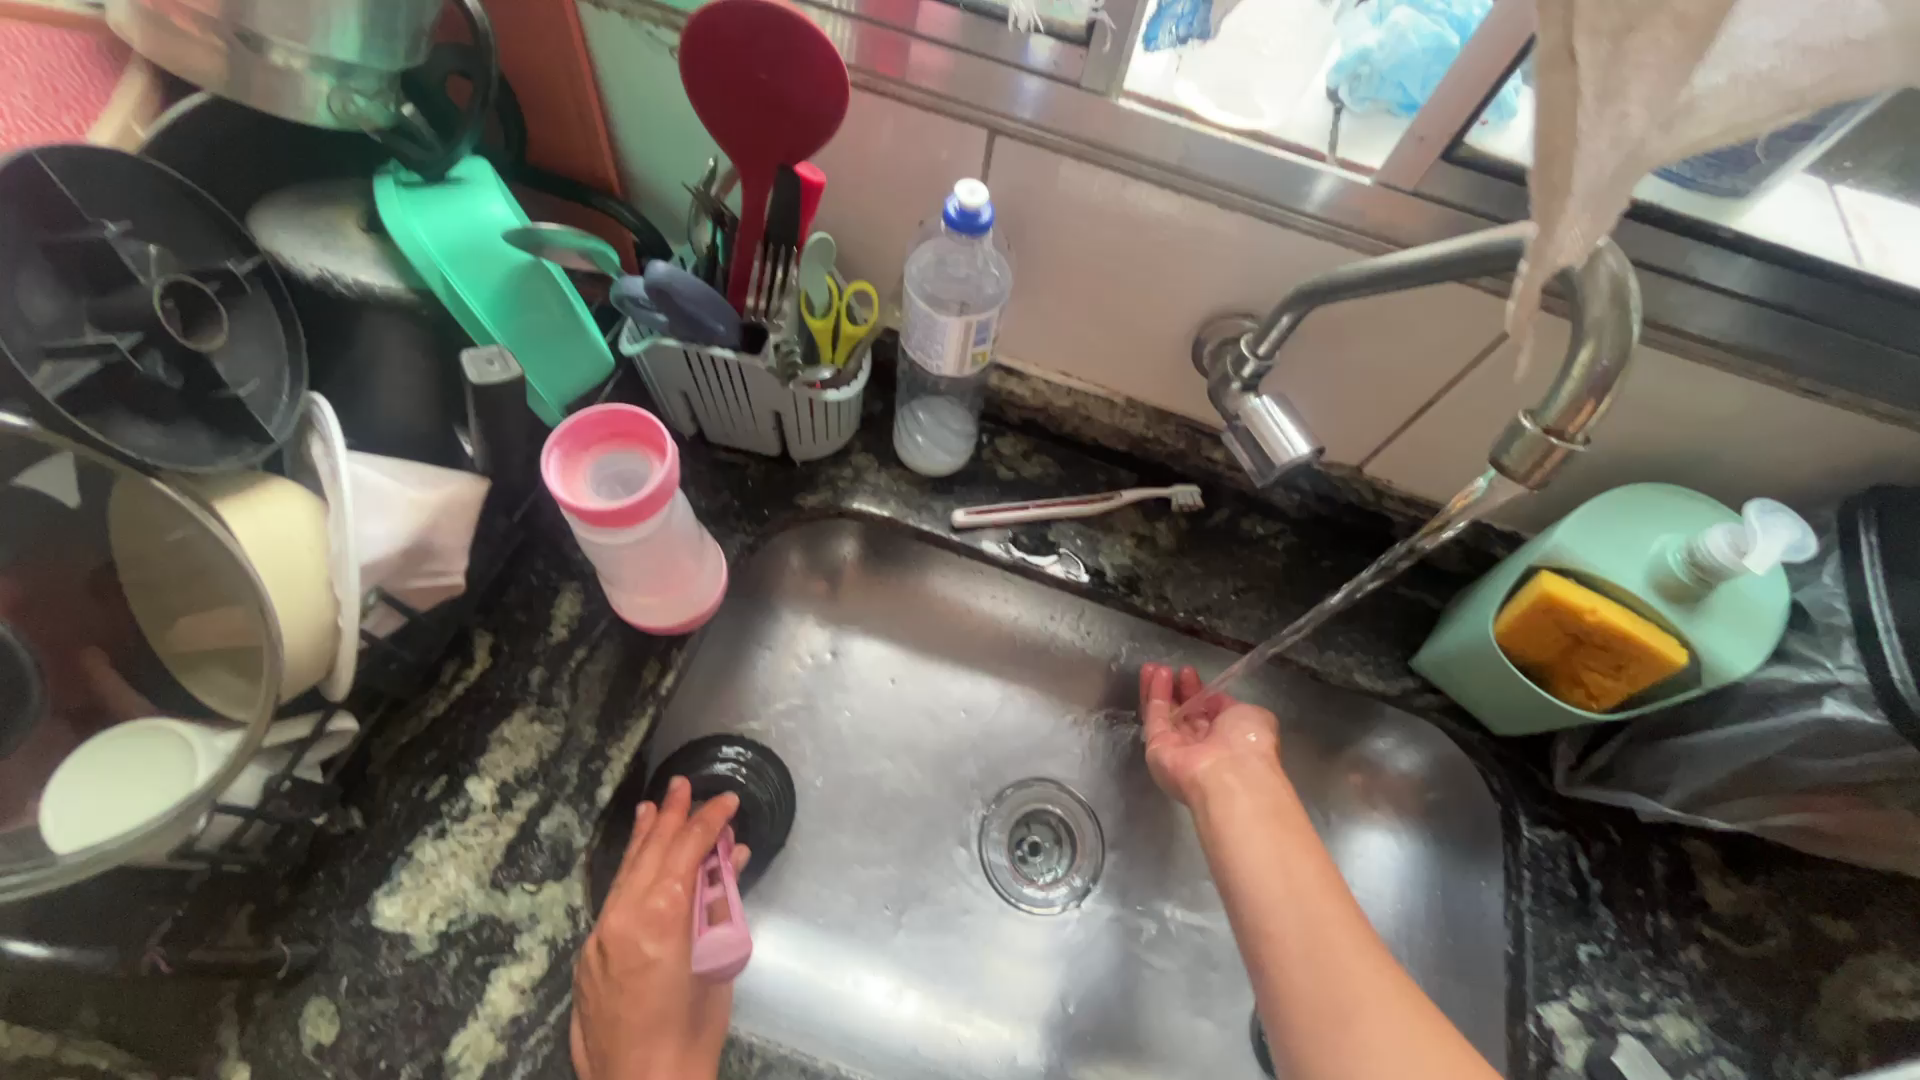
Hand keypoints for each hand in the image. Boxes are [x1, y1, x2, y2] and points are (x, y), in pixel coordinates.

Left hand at [571, 777, 751, 1079]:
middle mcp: (623, 917)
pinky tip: (635, 860)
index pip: (686, 851)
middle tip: (683, 785)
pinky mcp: (590, 955)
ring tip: (653, 805)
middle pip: (652, 852)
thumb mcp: (718, 962)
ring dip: (643, 837)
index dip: (708, 821)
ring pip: (626, 872)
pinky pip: (614, 898)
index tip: (726, 800)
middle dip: (671, 816)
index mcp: (660, 917)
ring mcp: (600, 936)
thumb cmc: (693, 1031)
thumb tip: (722, 867)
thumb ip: (713, 910)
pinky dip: (629, 872)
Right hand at [1140, 663, 1282, 806]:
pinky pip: (1154, 716)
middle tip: (1171, 668)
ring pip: (1165, 713)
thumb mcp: (1252, 715)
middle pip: (1185, 713)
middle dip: (1177, 689)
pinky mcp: (1156, 746)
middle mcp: (1201, 744)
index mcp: (1227, 738)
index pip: (1208, 712)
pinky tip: (1154, 675)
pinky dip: (1154, 694)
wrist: (1230, 776)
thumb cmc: (1248, 743)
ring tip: (1155, 666)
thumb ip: (1230, 706)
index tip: (1190, 672)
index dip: (1198, 691)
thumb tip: (1215, 701)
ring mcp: (1176, 747)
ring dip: (1160, 688)